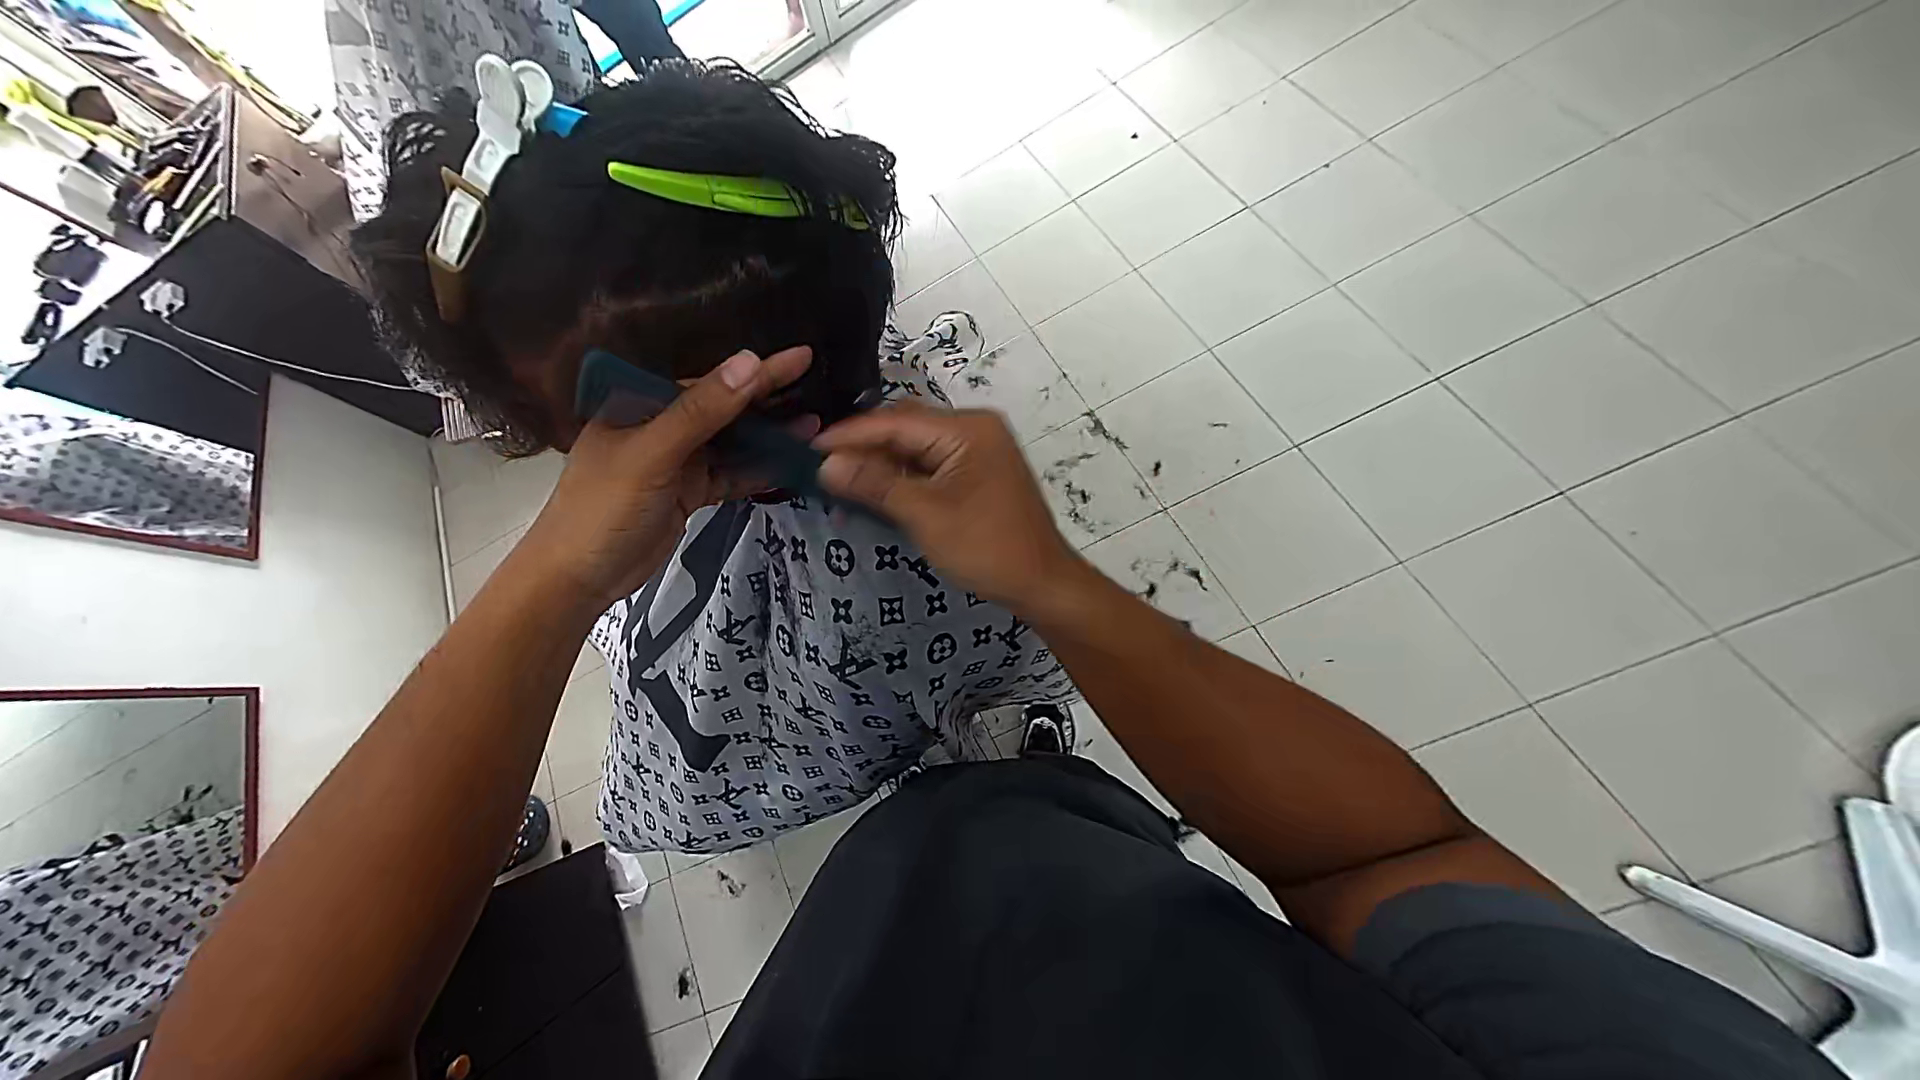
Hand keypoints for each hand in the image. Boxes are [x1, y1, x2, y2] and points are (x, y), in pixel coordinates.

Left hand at [518, 347, 812, 610]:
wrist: (579, 577)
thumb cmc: (602, 509)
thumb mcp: (652, 454)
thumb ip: (700, 411)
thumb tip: (748, 364)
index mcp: (642, 405)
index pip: (709, 383)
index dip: (755, 371)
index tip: (799, 358)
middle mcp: (663, 428)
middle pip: (726, 411)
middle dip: (769, 403)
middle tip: (815, 392)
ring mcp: (679, 462)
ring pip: (734, 444)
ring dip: (769, 439)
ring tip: (813, 430)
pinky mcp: (691, 492)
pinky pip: (732, 476)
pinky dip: (758, 472)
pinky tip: (788, 465)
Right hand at [813, 404, 1090, 612]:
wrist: (1041, 583)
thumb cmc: (987, 548)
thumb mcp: (926, 515)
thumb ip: (875, 484)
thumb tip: (826, 463)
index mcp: (967, 428)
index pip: (895, 421)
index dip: (849, 435)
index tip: (807, 448)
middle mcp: (974, 429)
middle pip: (905, 428)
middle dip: (863, 447)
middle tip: (819, 466)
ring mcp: (977, 451)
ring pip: (915, 448)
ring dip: (880, 464)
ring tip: (838, 480)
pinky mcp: (976, 473)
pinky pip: (930, 465)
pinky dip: (902, 477)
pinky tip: (874, 490)